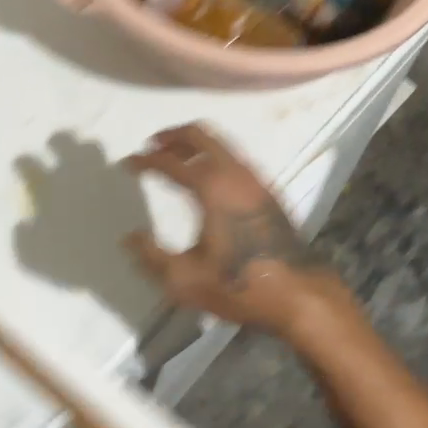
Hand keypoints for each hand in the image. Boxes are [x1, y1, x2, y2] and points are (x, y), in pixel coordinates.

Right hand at [121, 124, 352, 336]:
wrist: (299, 293)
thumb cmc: (240, 286)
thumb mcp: (185, 281)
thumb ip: (152, 257)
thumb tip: (130, 238)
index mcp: (213, 189)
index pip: (171, 162)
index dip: (146, 160)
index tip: (128, 162)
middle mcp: (235, 173)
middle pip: (200, 134)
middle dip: (173, 135)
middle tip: (152, 145)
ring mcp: (256, 179)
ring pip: (221, 142)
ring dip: (195, 143)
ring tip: (175, 156)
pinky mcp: (269, 190)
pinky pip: (235, 157)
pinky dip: (214, 154)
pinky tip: (207, 177)